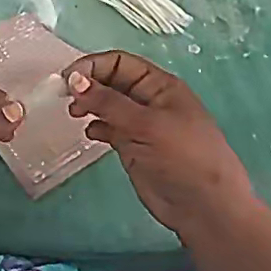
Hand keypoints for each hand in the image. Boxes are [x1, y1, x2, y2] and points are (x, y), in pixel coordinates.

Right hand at [63, 51, 262, 239]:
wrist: (205, 207)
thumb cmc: (183, 157)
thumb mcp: (146, 124)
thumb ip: (108, 101)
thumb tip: (74, 80)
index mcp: (159, 86)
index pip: (120, 63)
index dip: (93, 66)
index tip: (68, 79)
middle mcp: (148, 100)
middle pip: (111, 81)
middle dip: (87, 84)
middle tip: (65, 97)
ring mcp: (140, 124)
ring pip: (106, 104)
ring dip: (88, 105)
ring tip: (75, 115)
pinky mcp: (133, 146)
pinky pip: (108, 127)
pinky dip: (96, 127)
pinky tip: (91, 135)